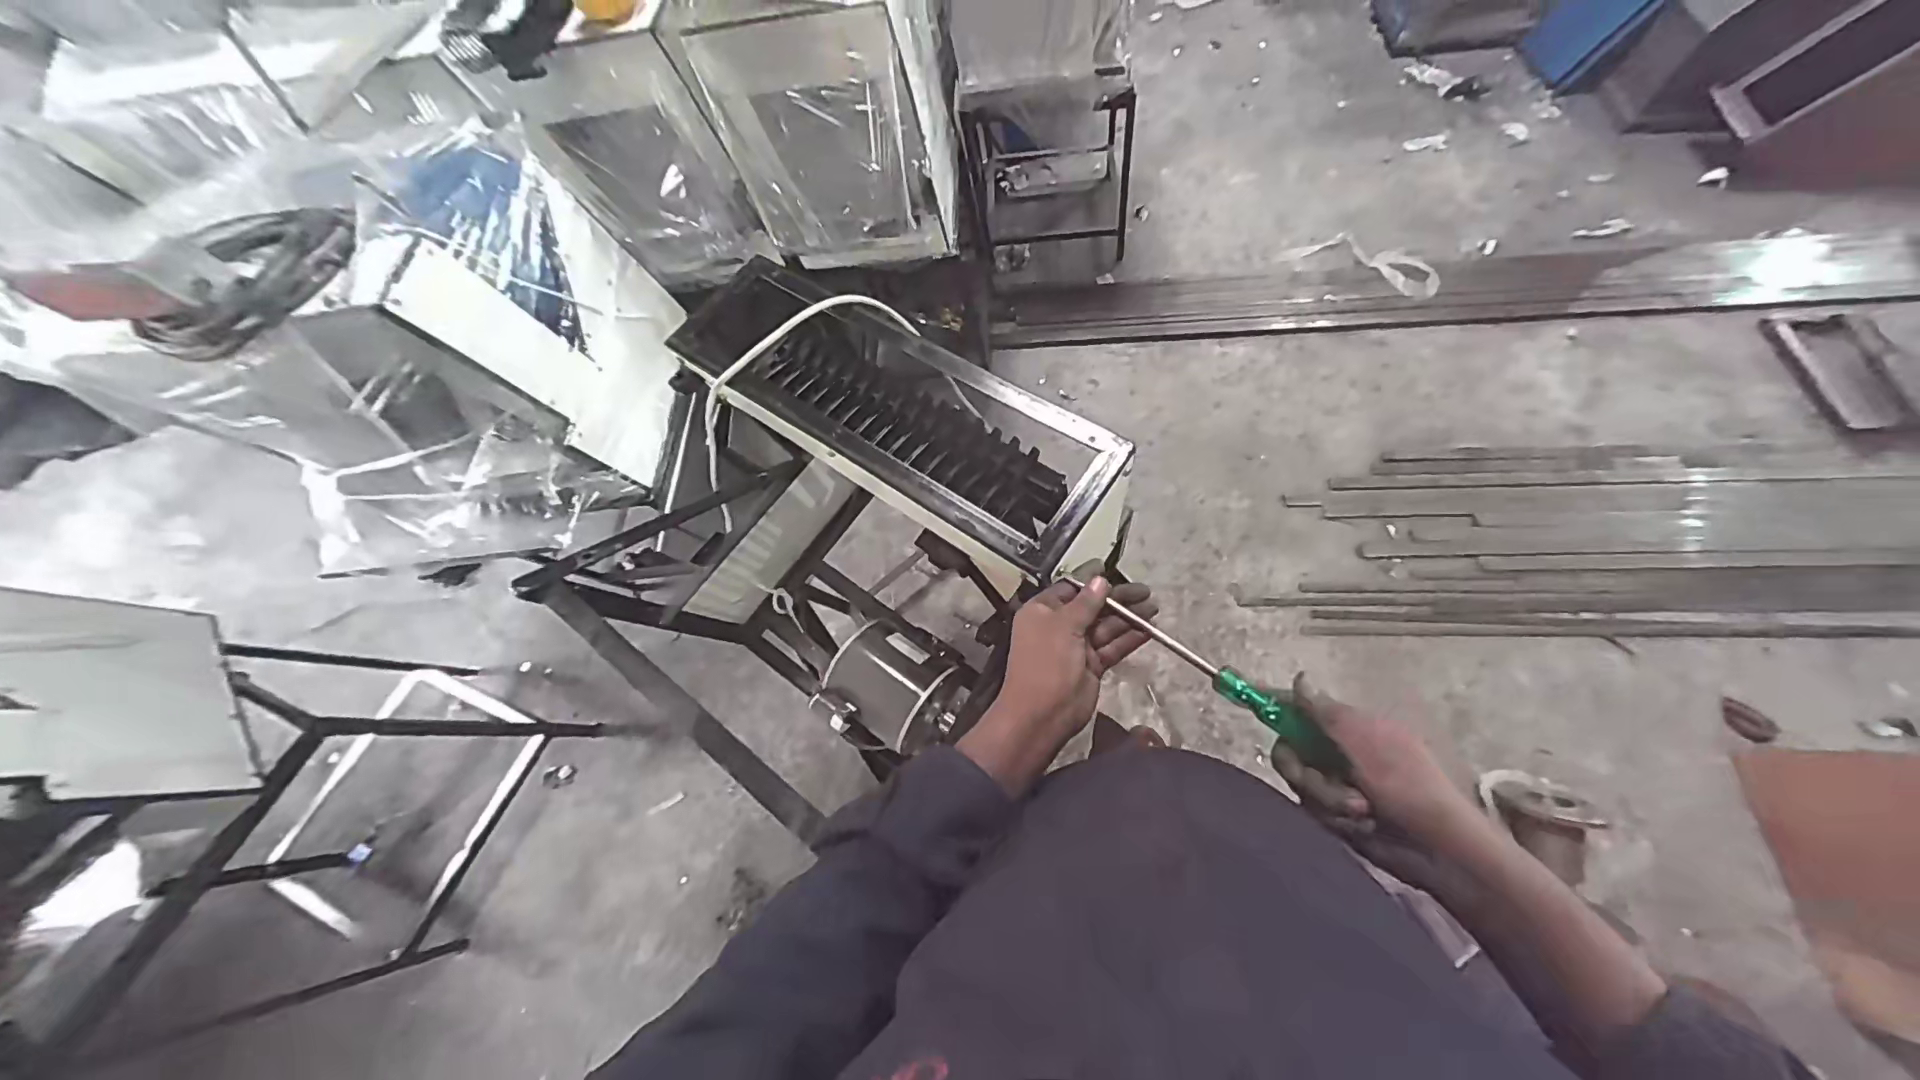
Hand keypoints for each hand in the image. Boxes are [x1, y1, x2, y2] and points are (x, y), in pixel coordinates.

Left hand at [957, 569, 1157, 793]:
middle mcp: (1059, 626)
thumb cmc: (1047, 663)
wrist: (1042, 714)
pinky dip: (1129, 639)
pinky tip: (1148, 629)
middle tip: (1145, 592)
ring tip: (1153, 607)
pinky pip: (1112, 647)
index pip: (1070, 589)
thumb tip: (1101, 579)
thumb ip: (1086, 603)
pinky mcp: (1092, 665)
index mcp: (1043, 611)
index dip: (1092, 581)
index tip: (1116, 574)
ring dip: (1128, 618)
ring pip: (1106, 627)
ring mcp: (1076, 647)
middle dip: (1118, 600)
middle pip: (1092, 607)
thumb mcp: (1064, 626)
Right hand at [1270, 674, 1486, 856]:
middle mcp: (1337, 750)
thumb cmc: (1407, 783)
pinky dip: (1336, 817)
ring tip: (1361, 810)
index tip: (1236, 695)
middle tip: (1330, 784)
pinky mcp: (1338, 813)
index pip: (1298, 708)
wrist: (1440, 848)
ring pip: (1300, 783)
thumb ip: (1324, 710)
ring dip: (1327, 798)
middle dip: (1307, 773)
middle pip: (1289, 750)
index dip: (1271, 704)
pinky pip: (1312, 809)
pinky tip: (1362, 823)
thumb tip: (1299, 678)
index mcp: (1347, 726)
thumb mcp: (1364, 738)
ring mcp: (1337, 782)